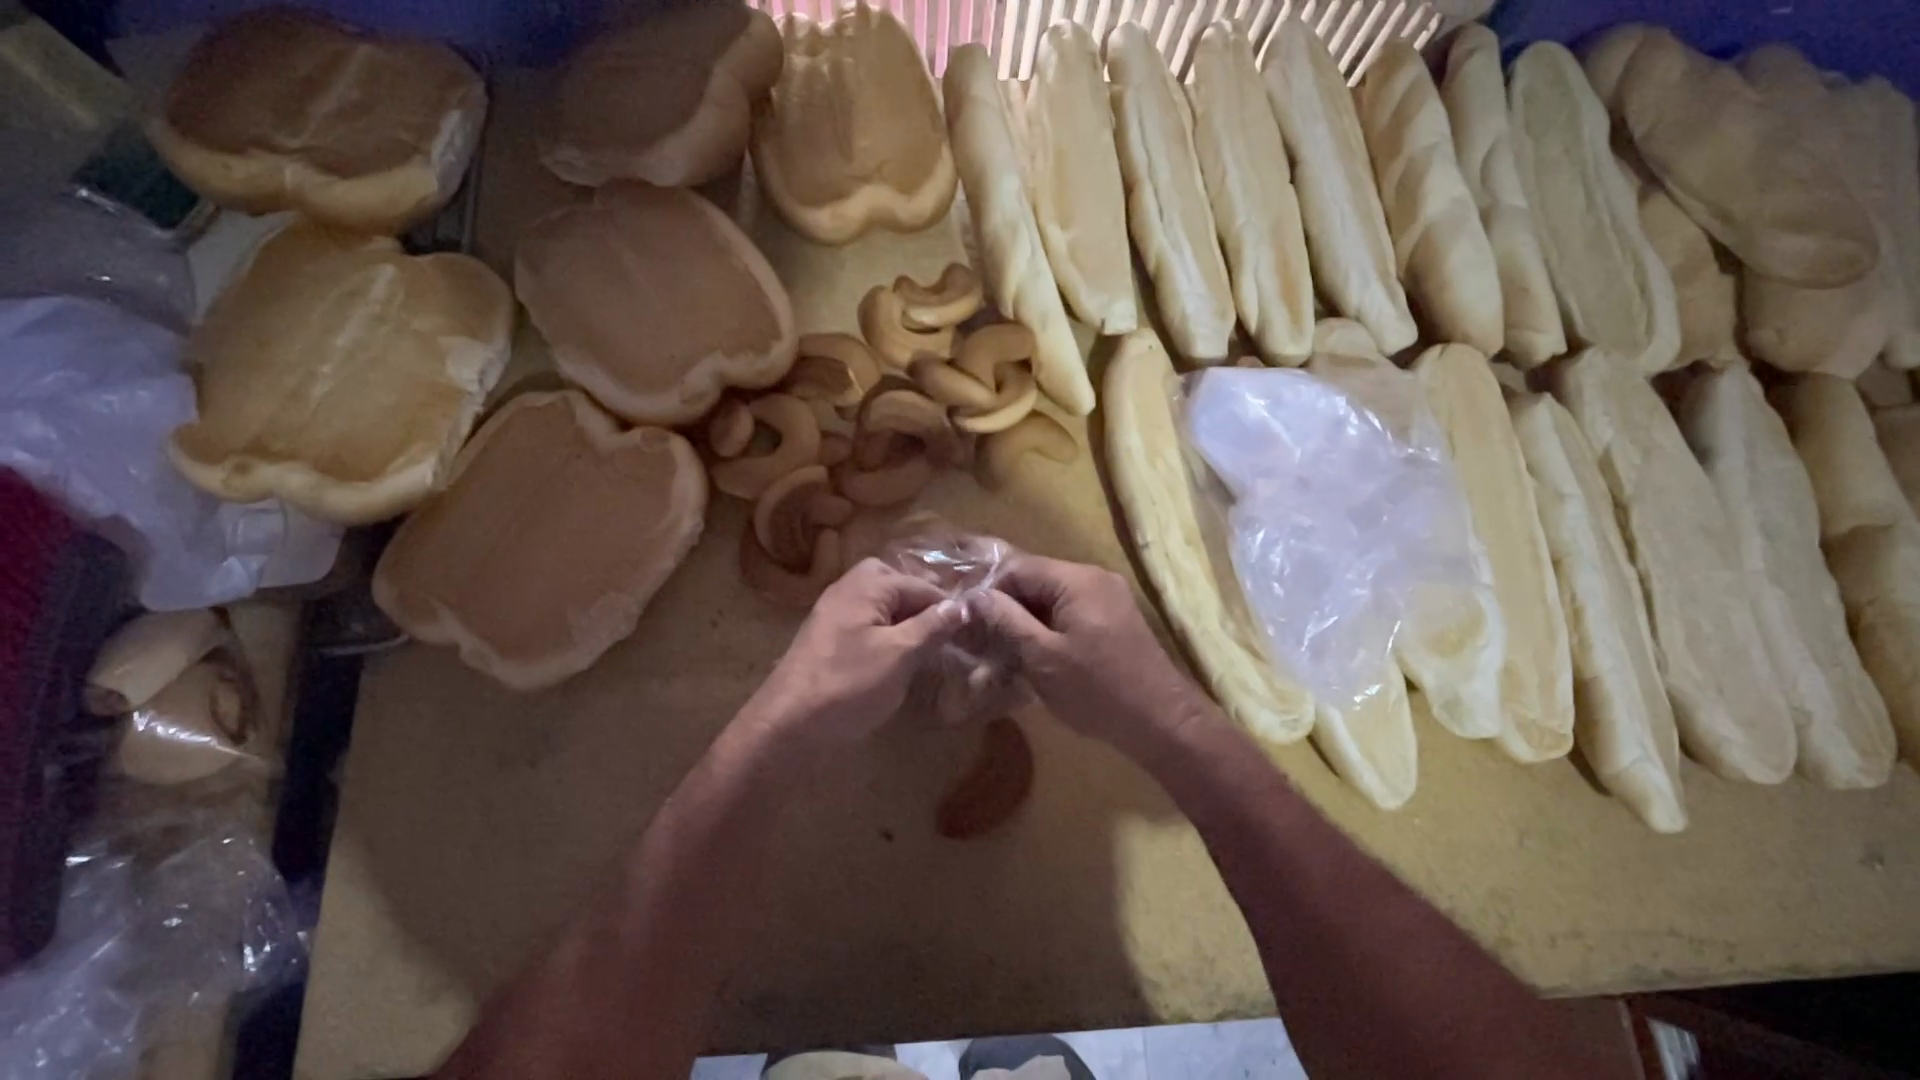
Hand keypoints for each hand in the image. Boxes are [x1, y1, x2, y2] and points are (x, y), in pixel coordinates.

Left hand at [745, 558, 962, 746]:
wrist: (787, 724)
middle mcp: (846, 590)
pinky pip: (863, 622)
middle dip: (919, 602)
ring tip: (923, 647)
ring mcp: (832, 614)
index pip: (920, 585)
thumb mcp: (900, 655)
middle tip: (942, 632)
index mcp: (867, 586)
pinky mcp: (825, 640)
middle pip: (893, 582)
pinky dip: (883, 633)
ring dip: (902, 619)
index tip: (970, 632)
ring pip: (877, 604)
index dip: (947, 606)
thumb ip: (931, 626)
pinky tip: (894, 658)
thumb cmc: (848, 684)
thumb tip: (962, 605)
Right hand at [974, 553, 1205, 750]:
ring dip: (1026, 622)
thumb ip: (1006, 621)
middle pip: (1035, 580)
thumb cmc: (1097, 690)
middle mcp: (1094, 577)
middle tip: (983, 642)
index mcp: (1076, 579)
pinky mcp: (1114, 619)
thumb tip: (974, 596)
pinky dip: (1049, 629)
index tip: (969, 623)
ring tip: (1004, 654)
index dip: (989, 592)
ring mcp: (1108, 597)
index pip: (1017, 568)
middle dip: (1007, 609)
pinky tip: (1035, 657)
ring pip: (1051, 599)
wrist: (1161, 721)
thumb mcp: (1042, 657)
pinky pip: (1070, 612)